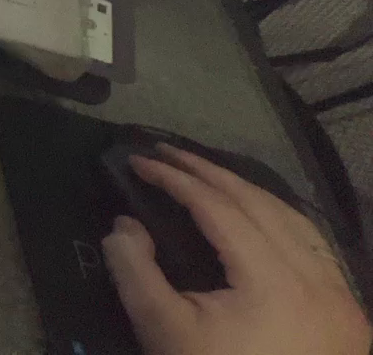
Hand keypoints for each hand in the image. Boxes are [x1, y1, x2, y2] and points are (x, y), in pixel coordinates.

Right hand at [102, 143, 370, 354]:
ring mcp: (342, 302)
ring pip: (298, 223)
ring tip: (206, 173)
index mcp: (274, 281)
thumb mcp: (158, 323)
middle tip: (164, 151)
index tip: (136, 161)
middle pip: (262, 206)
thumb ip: (132, 264)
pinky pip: (316, 248)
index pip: (219, 208)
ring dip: (247, 189)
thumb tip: (126, 224)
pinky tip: (255, 215)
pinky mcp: (348, 318)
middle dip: (209, 171)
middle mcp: (318, 283)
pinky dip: (278, 217)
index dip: (174, 178)